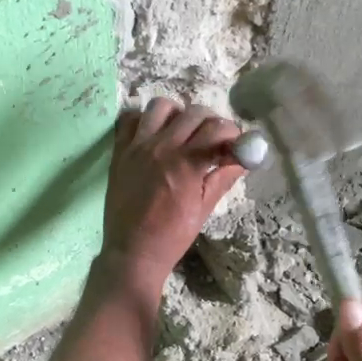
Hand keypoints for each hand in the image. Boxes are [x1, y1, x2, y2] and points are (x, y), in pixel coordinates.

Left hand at [99, 98, 246, 284]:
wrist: (132, 253)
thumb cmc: (171, 237)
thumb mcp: (203, 209)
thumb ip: (222, 178)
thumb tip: (242, 159)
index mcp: (186, 164)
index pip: (217, 130)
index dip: (233, 134)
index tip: (236, 144)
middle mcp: (162, 147)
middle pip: (194, 113)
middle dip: (211, 122)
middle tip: (214, 141)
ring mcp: (137, 146)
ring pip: (162, 107)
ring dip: (179, 114)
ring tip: (182, 133)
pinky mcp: (119, 152)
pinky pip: (130, 119)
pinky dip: (145, 120)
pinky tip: (154, 136)